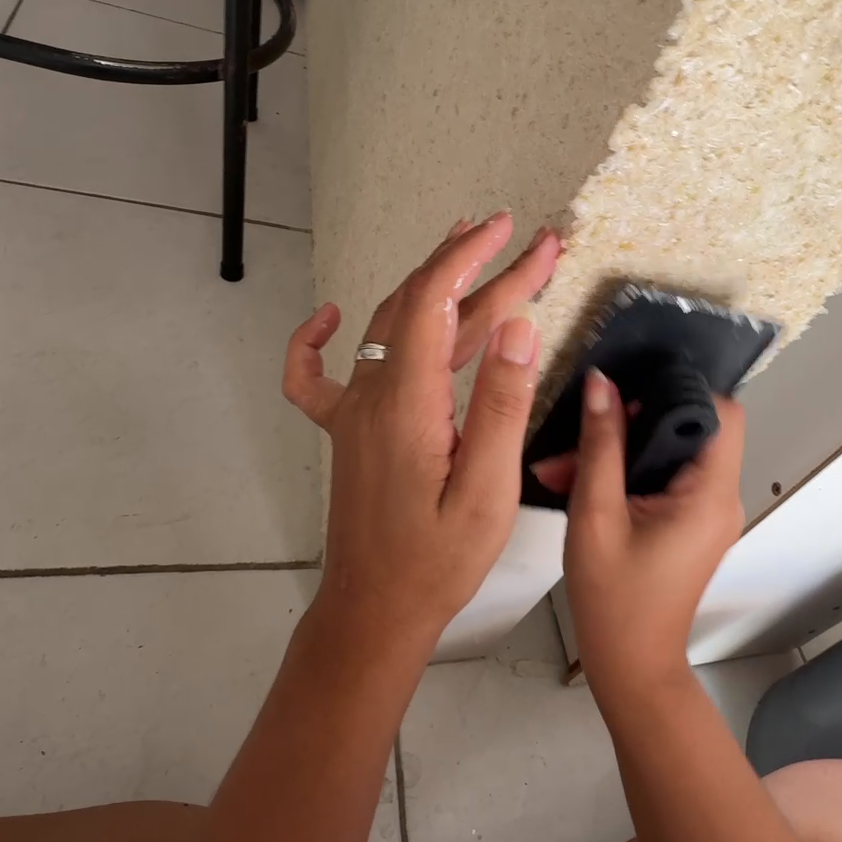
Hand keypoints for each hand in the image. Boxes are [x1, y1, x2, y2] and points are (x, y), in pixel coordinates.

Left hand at [282, 213, 560, 641]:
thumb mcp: (486, 490)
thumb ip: (502, 405)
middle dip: (475, 266)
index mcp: (408, 403)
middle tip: (525, 242)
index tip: (515, 232)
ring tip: (467, 249)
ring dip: (429, 285)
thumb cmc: (437, 560)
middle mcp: (371, 395)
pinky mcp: (345, 431)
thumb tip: (517, 326)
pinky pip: (315, 375)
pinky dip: (316, 339)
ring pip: (387, 326)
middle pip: (420, 307)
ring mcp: (352, 411)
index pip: (436, 303)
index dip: (475, 259)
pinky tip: (325, 317)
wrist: (375, 609)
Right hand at [563, 370, 746, 690]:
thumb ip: (600, 444)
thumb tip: (601, 383)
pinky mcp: (689, 523)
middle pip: (691, 428)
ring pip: (668, 453)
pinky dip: (624, 474)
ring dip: (618, 450)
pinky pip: (662, 478)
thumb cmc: (614, 599)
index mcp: (710, 494)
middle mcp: (720, 498)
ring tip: (564, 463)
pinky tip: (577, 481)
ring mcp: (706, 512)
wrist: (630, 666)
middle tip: (586, 425)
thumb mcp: (595, 514)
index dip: (683, 389)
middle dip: (634, 419)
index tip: (633, 388)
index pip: (723, 412)